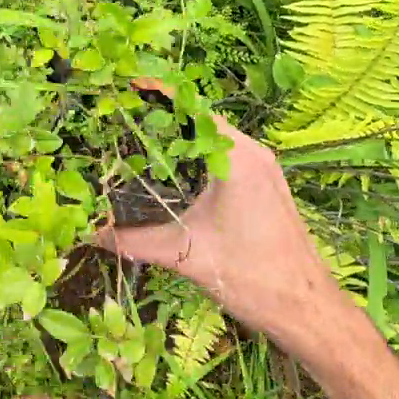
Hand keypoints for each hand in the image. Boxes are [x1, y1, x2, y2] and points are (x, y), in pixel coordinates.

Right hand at [97, 113, 344, 349]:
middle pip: (199, 116)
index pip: (191, 106)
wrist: (311, 313)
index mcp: (236, 157)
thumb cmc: (253, 277)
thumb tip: (87, 231)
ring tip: (138, 136)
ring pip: (212, 135)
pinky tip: (171, 168)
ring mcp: (263, 168)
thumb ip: (132, 240)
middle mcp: (252, 153)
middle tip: (121, 114)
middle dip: (161, 112)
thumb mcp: (185, 254)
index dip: (156, 91)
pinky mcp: (266, 185)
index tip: (124, 85)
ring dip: (180, 132)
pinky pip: (224, 152)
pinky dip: (196, 151)